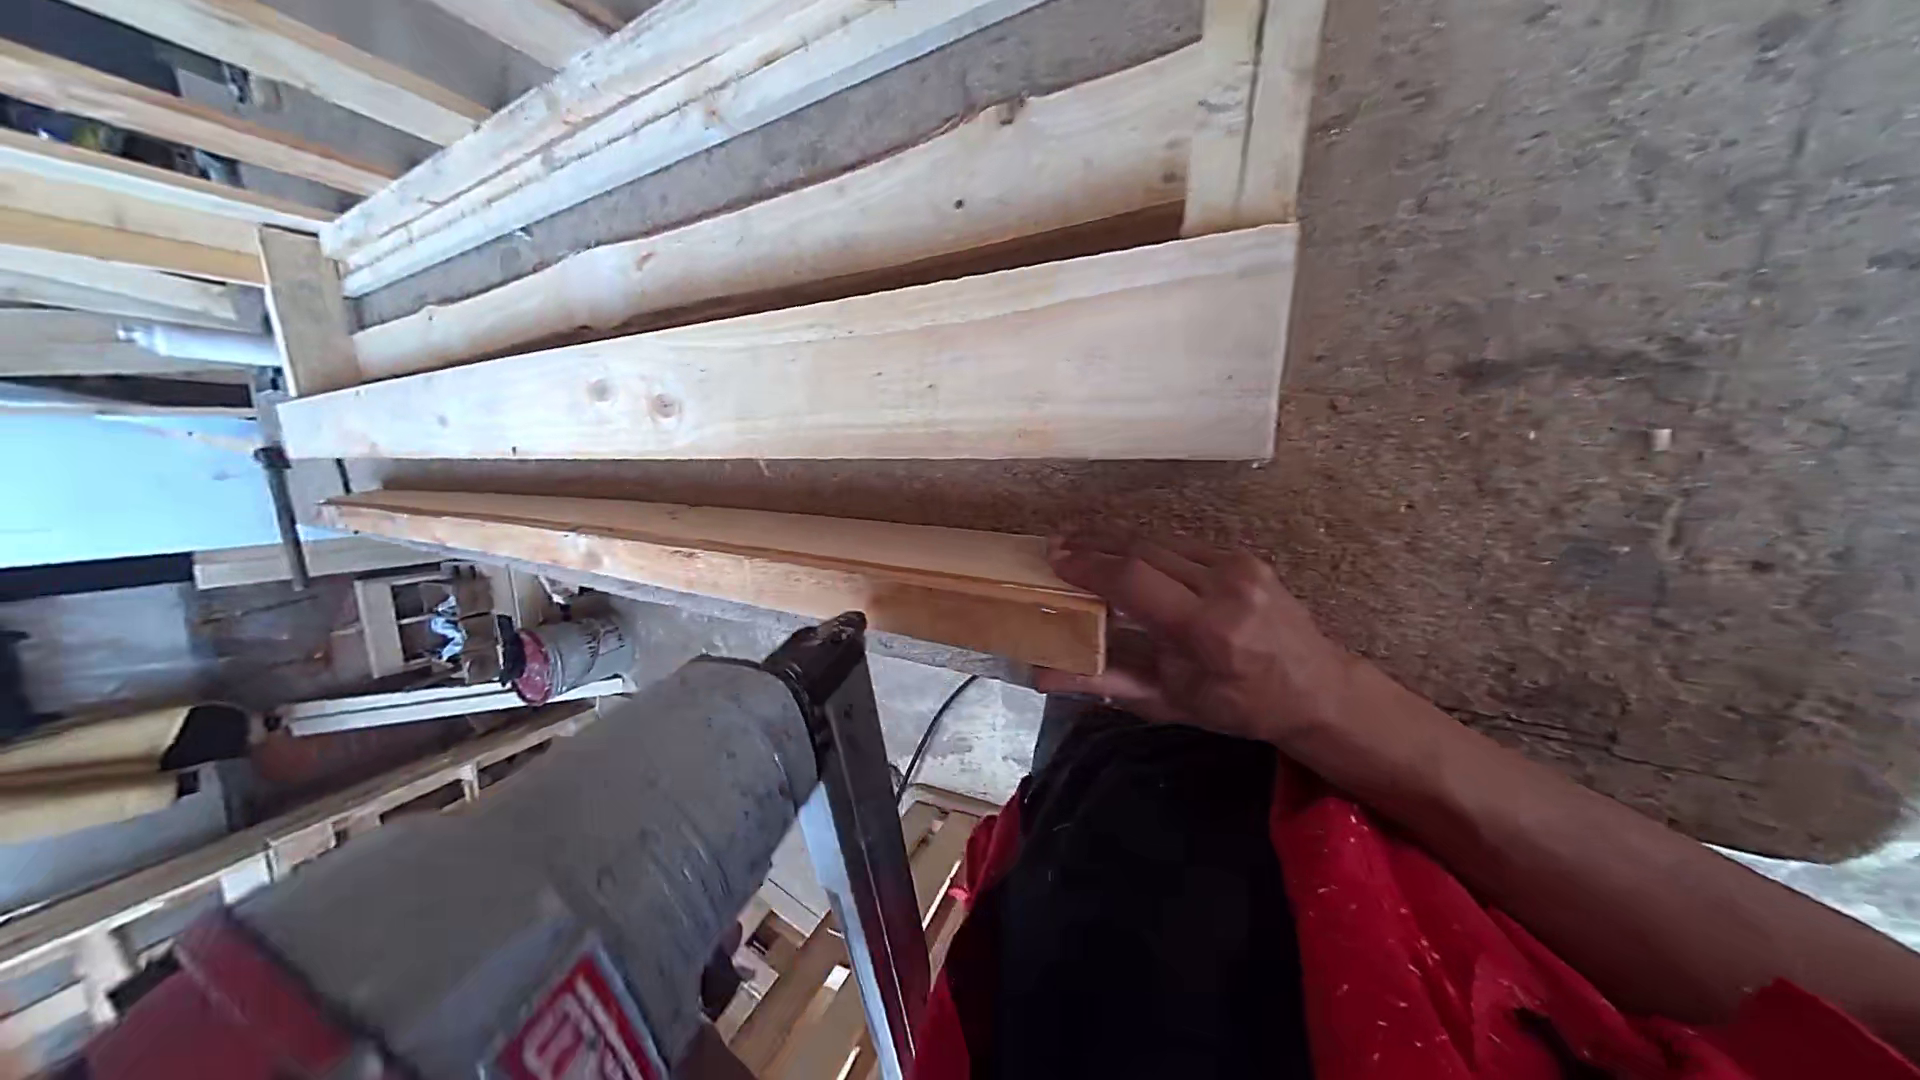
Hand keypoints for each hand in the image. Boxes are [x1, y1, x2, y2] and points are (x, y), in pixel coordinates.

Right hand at [1033, 535, 1357, 745]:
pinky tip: (1122, 550)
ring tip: (1079, 540)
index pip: (1135, 581)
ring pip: (1161, 541)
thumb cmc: (1240, 706)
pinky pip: (1181, 545)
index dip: (1090, 567)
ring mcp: (1240, 566)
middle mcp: (1226, 587)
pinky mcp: (1244, 557)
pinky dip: (1146, 546)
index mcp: (1207, 629)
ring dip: (1116, 539)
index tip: (1055, 562)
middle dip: (1094, 544)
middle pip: (1144, 550)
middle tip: (1057, 544)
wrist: (1317, 688)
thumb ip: (1104, 683)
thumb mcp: (1169, 702)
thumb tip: (1043, 676)